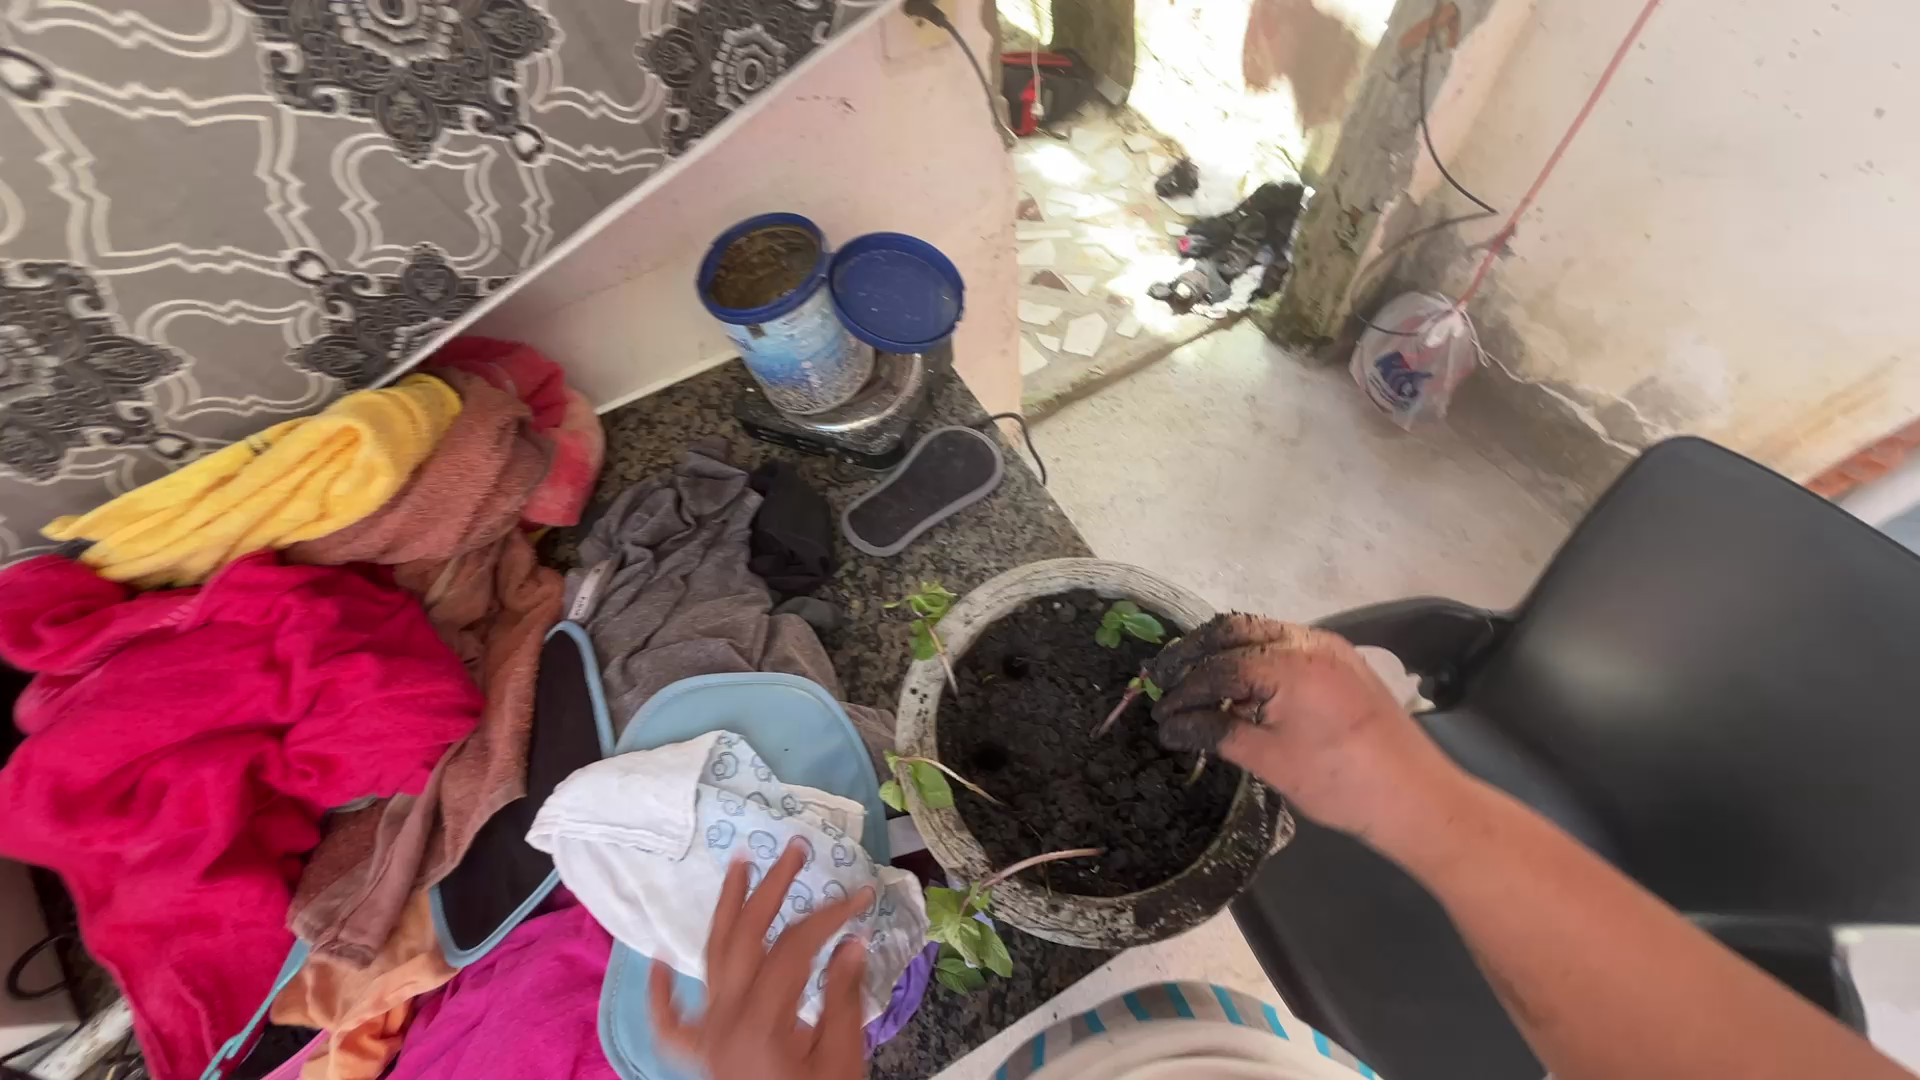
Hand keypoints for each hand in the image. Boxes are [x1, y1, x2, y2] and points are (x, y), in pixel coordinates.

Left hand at [651, 840, 874, 1079]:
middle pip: (746, 936)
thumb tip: (854, 938)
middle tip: (796, 849)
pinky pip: (671, 1022)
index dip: (830, 915)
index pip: (797, 946)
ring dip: (725, 907)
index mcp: (762, 1021)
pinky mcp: (700, 1055)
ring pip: (710, 957)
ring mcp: (707, 1036)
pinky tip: (658, 961)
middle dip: (772, 887)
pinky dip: (662, 991)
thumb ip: (843, 995)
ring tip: (738, 864)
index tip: (862, 894)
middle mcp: (725, 1019)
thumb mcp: (842, 1057)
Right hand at [1148, 614, 1466, 843]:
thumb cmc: (1342, 784)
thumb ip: (1216, 731)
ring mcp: (1325, 646)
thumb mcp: (1270, 760)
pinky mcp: (1336, 659)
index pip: (1219, 669)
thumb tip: (1171, 725)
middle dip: (1193, 654)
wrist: (1420, 801)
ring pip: (1255, 632)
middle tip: (1163, 680)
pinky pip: (1278, 643)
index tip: (1160, 714)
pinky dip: (1248, 658)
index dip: (1183, 691)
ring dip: (1219, 652)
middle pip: (1232, 630)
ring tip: (1191, 681)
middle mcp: (1307, 641)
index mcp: (1291, 664)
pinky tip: (1233, 684)